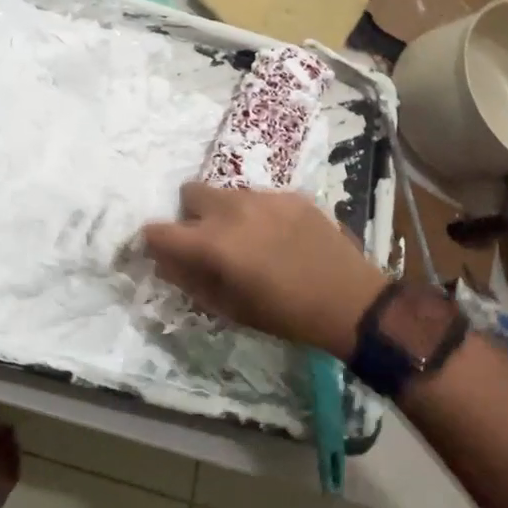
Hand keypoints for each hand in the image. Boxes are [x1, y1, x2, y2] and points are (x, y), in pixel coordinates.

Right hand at [142, 183, 387, 358]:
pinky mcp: (291, 195)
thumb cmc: (286, 315)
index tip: (162, 252)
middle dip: (190, 215)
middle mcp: (232, 209)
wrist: (353, 303)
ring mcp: (264, 197)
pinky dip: (258, 214)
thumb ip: (190, 281)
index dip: (154, 241)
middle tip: (209, 242)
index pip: (159, 230)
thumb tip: (165, 262)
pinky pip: (260, 197)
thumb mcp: (230, 309)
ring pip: (226, 193)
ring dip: (225, 212)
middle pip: (189, 193)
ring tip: (249, 240)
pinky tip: (280, 238)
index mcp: (213, 242)